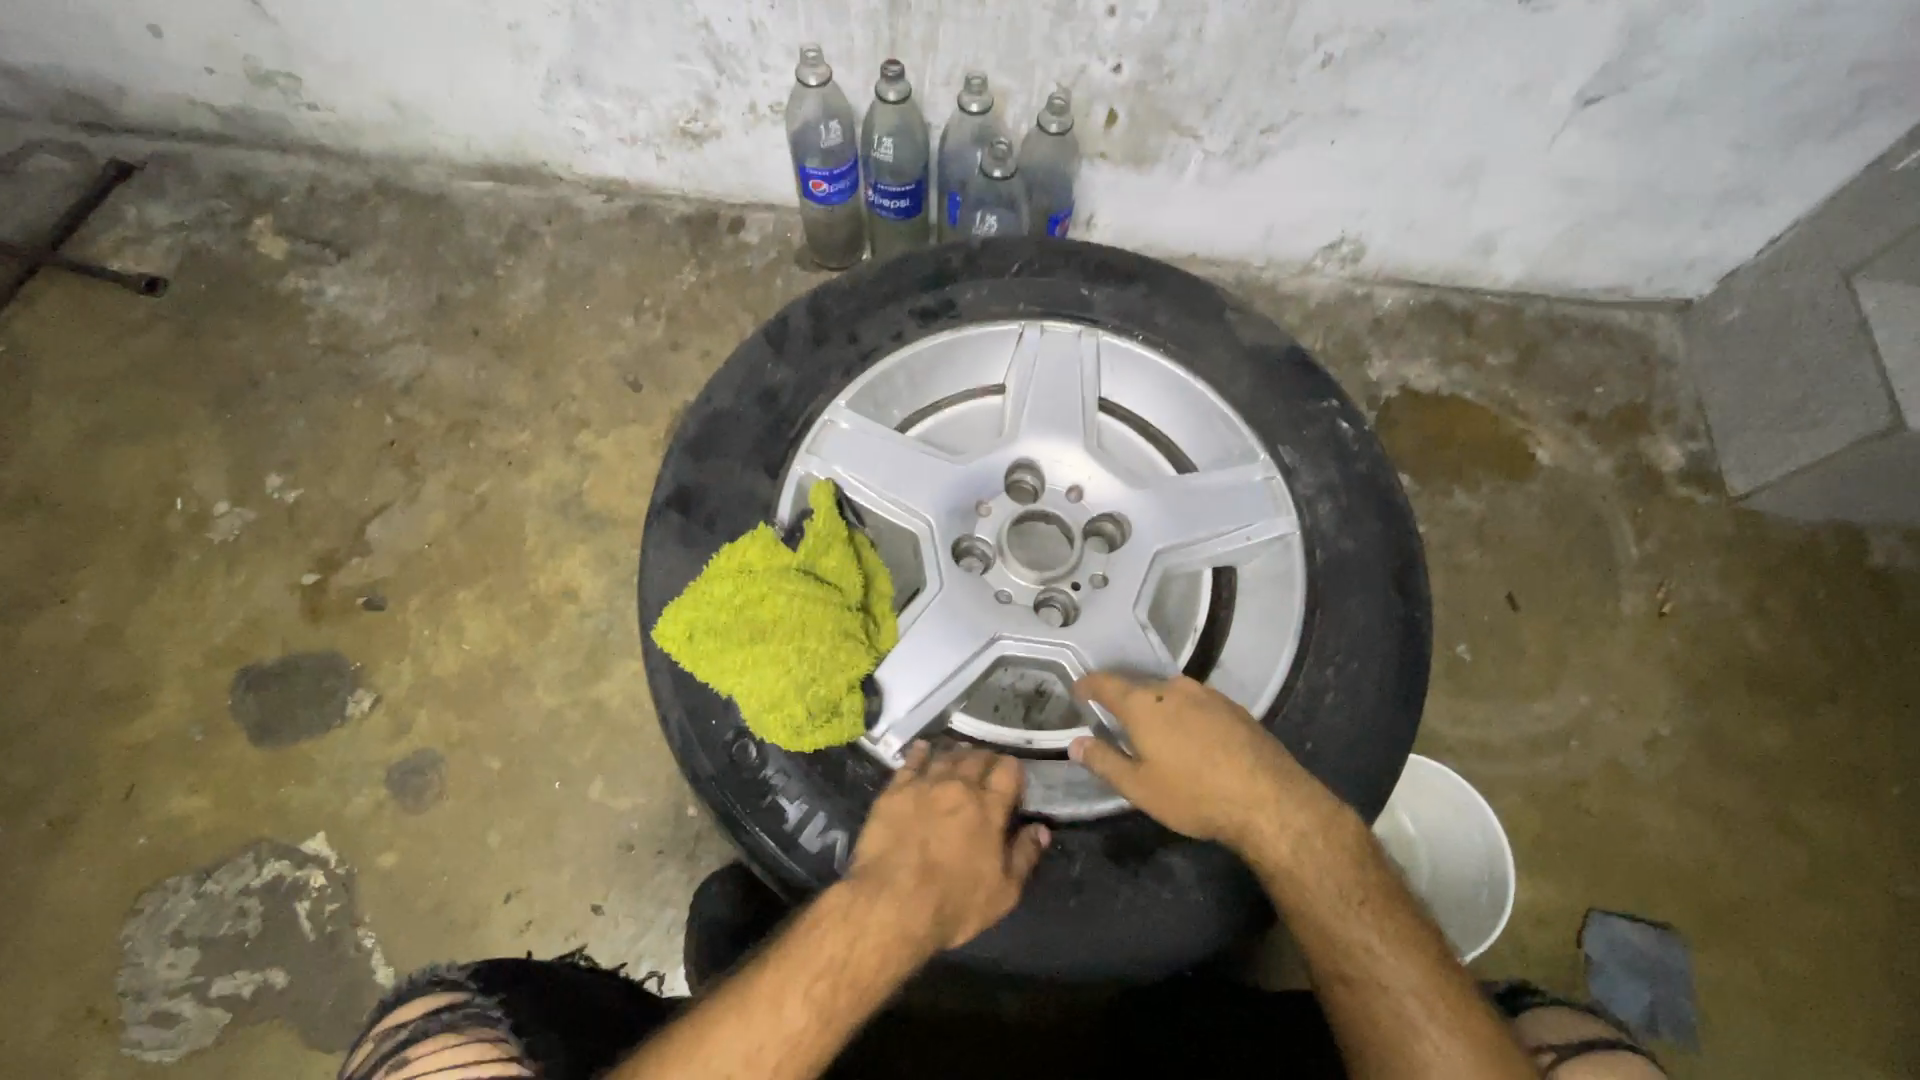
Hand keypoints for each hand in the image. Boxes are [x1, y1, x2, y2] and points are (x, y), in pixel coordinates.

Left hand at [846, 743, 1049, 952]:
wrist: (891, 904)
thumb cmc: (953, 904)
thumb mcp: (1003, 892)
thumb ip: (1025, 856)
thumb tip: (1041, 829)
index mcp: (989, 808)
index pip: (1008, 771)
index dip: (1013, 769)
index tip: (1012, 778)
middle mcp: (959, 787)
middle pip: (977, 758)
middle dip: (987, 760)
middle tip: (987, 768)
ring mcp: (924, 786)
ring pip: (946, 756)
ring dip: (957, 754)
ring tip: (960, 756)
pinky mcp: (894, 792)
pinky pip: (910, 762)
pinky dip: (920, 753)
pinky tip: (923, 749)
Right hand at [1070, 673, 1343, 852]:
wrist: (1269, 799)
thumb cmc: (1194, 795)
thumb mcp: (1139, 788)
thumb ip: (1104, 762)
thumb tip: (1075, 744)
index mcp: (1144, 704)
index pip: (1106, 683)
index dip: (1088, 686)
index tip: (1077, 690)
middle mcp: (1174, 688)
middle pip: (1139, 687)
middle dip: (1124, 700)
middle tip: (1115, 721)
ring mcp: (1208, 695)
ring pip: (1171, 694)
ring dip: (1158, 708)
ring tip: (1154, 733)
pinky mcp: (1233, 707)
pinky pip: (1197, 704)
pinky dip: (1185, 715)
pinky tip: (1192, 740)